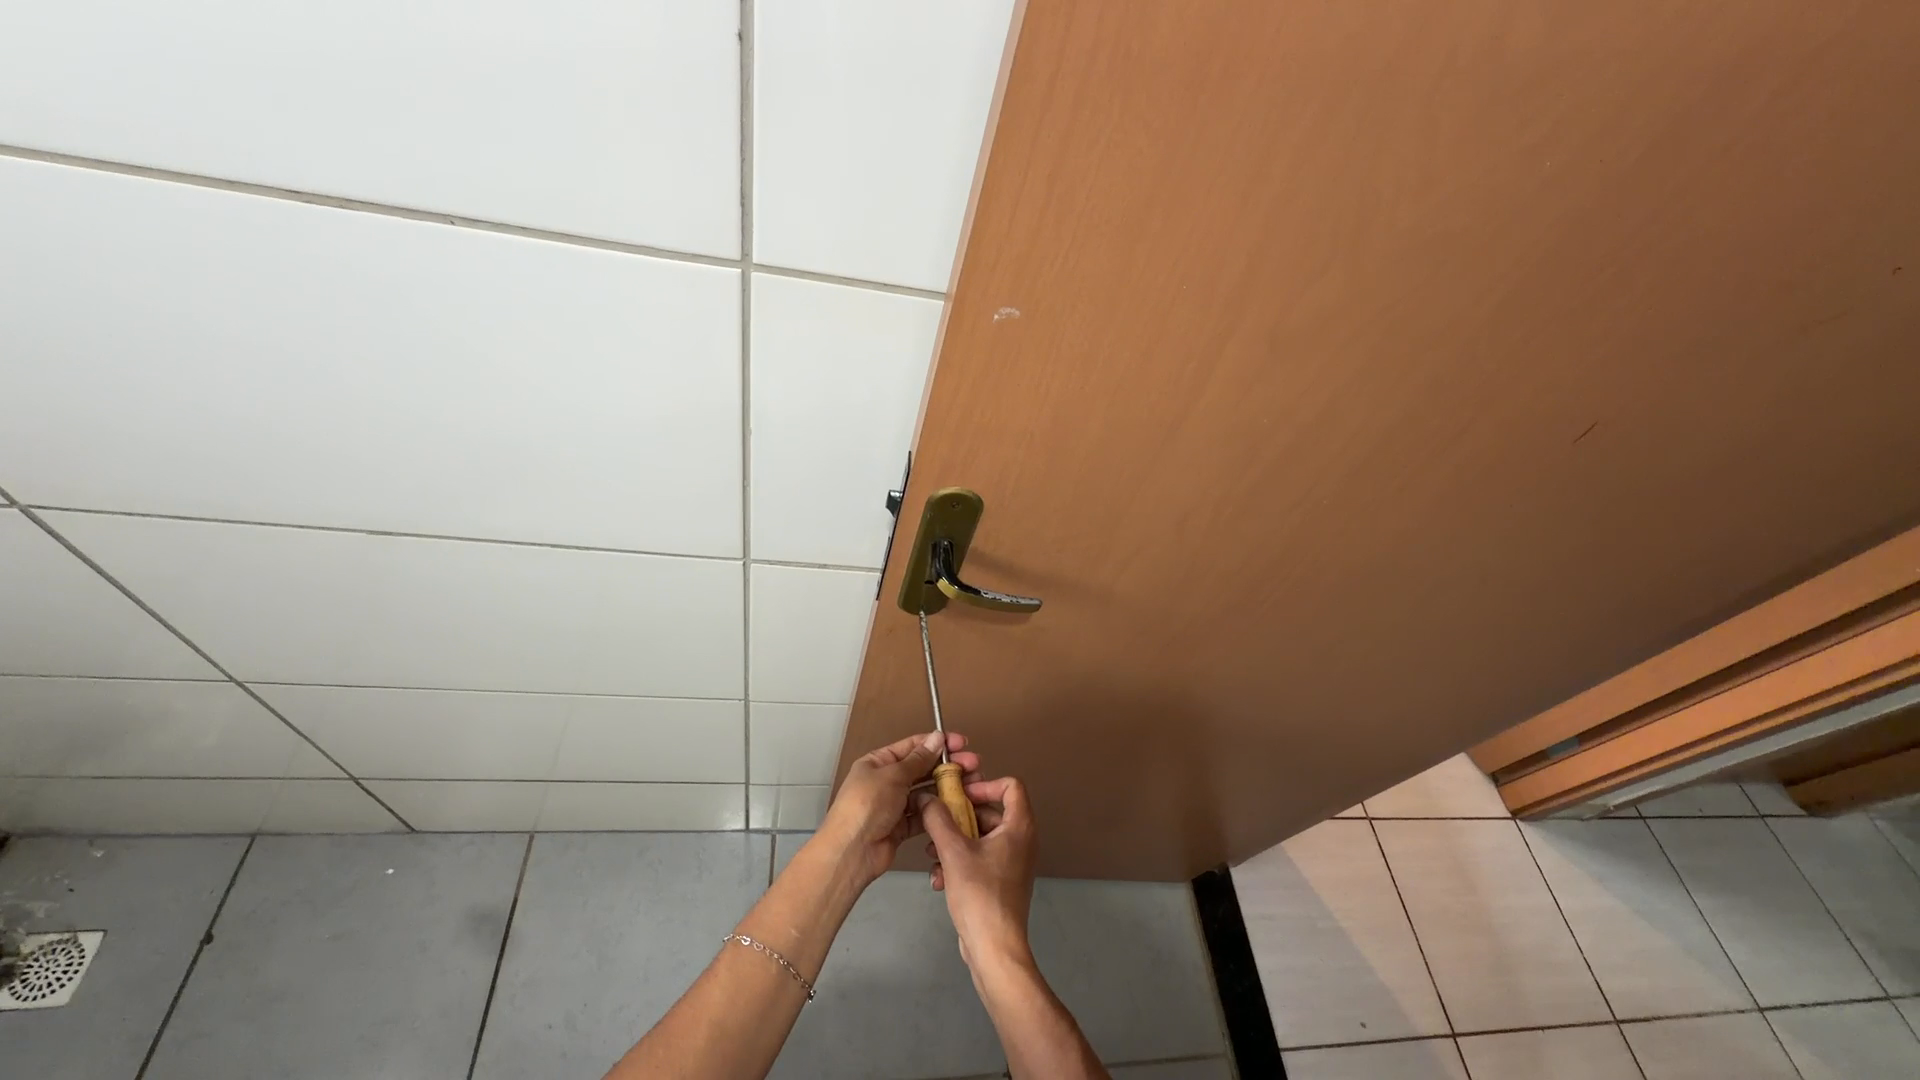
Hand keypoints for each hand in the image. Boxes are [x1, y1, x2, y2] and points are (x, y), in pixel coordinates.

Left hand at [820, 731, 980, 882]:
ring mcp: (894, 804)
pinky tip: (959, 805)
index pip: (913, 746)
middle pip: (922, 768)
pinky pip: (924, 814)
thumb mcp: (893, 775)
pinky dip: (939, 810)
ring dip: (948, 787)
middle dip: (948, 765)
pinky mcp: (902, 827)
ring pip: (926, 791)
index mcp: (879, 762)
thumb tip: (937, 737)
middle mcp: (887, 781)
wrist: (852, 851)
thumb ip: (918, 759)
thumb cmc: (867, 805)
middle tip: (974, 764)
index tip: (962, 742)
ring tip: (973, 785)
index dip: (937, 742)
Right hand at [919, 775, 1037, 972]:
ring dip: (953, 841)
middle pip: (989, 811)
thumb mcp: (953, 851)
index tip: (959, 794)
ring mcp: (1011, 862)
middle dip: (958, 817)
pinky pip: (978, 858)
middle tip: (934, 822)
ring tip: (931, 855)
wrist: (994, 948)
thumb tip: (925, 797)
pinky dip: (958, 862)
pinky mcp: (1000, 881)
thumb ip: (938, 819)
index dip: (984, 783)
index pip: (1011, 786)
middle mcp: (1020, 840)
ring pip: (979, 836)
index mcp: (1019, 827)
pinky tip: (939, 878)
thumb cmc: (980, 894)